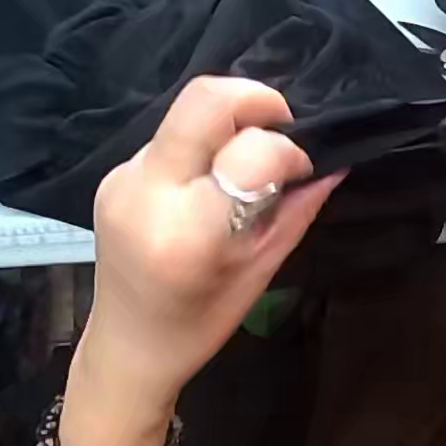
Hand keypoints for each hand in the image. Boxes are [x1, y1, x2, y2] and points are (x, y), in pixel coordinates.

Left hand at [68, 77, 341, 445]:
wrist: (126, 345)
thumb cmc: (199, 325)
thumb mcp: (258, 272)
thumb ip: (296, 212)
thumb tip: (333, 166)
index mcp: (188, 231)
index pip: (249, 150)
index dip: (288, 149)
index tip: (300, 169)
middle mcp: (147, 192)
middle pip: (204, 99)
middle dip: (255, 100)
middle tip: (278, 128)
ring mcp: (122, 178)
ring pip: (186, 113)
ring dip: (227, 126)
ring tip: (242, 167)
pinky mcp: (112, 174)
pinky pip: (169, 137)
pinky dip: (201, 146)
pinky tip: (207, 184)